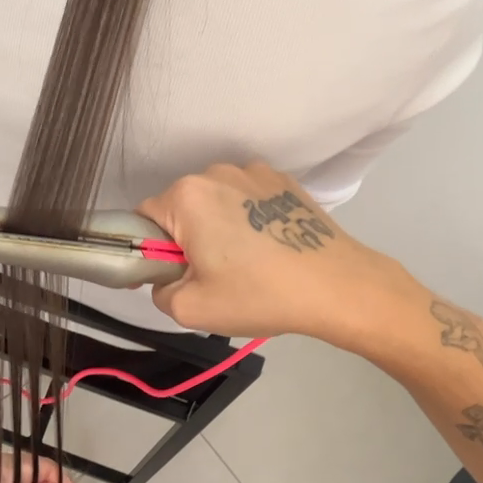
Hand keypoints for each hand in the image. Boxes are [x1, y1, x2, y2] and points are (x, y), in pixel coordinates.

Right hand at [136, 160, 414, 342]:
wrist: (339, 287)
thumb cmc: (259, 295)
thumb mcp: (189, 309)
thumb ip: (158, 290)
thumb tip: (167, 277)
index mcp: (186, 197)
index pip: (143, 218)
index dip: (149, 250)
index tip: (169, 275)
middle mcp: (216, 172)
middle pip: (179, 208)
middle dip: (184, 238)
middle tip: (208, 275)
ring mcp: (254, 173)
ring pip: (214, 202)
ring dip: (216, 227)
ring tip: (243, 263)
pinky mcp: (283, 182)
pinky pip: (246, 199)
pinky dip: (247, 220)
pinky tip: (267, 249)